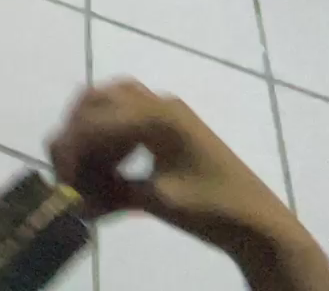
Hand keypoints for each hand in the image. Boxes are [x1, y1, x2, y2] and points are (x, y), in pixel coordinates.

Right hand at [49, 82, 321, 272]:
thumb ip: (108, 195)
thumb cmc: (215, 211)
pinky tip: (110, 163)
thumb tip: (73, 203)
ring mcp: (164, 108)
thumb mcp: (157, 202)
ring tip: (88, 166)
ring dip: (89, 131)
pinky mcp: (168, 121)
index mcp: (156, 117)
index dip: (70, 149)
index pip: (94, 123)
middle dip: (75, 134)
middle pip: (95, 102)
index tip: (62, 179)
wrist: (266, 227)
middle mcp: (156, 102)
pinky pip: (122, 113)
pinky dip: (107, 134)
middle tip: (68, 168)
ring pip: (106, 103)